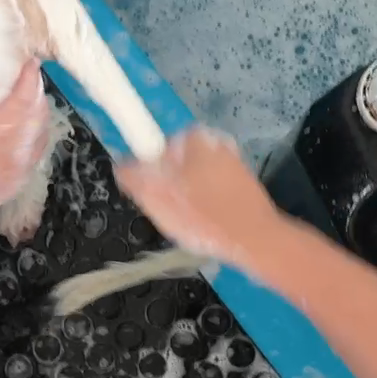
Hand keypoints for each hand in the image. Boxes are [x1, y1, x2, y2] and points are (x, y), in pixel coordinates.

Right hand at [0, 60, 51, 242]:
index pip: (25, 98)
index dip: (28, 76)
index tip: (24, 58)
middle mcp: (12, 154)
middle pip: (38, 115)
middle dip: (34, 93)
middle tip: (23, 74)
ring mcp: (15, 173)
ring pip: (39, 135)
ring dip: (34, 114)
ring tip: (22, 97)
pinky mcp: (10, 186)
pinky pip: (32, 154)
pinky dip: (31, 135)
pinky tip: (18, 130)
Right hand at [116, 128, 288, 268]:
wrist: (254, 240)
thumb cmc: (203, 216)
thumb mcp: (156, 197)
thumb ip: (133, 176)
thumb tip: (122, 166)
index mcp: (195, 138)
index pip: (158, 149)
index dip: (151, 174)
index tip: (155, 195)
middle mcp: (217, 144)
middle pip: (177, 166)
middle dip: (171, 188)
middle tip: (171, 212)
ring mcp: (234, 165)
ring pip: (195, 182)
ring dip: (189, 200)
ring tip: (191, 222)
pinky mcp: (245, 187)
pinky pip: (214, 195)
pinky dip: (208, 208)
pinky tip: (209, 225)